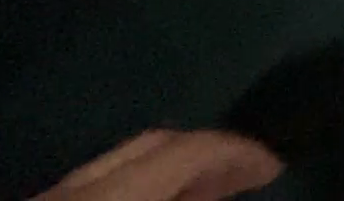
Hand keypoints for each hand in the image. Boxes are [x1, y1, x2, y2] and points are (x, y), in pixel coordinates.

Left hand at [35, 130, 282, 200]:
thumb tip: (229, 193)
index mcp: (101, 198)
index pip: (187, 149)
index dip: (240, 153)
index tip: (277, 169)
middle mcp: (66, 194)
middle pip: (151, 147)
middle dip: (207, 156)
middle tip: (248, 176)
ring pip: (117, 171)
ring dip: (171, 176)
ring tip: (208, 196)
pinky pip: (90, 195)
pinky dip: (136, 194)